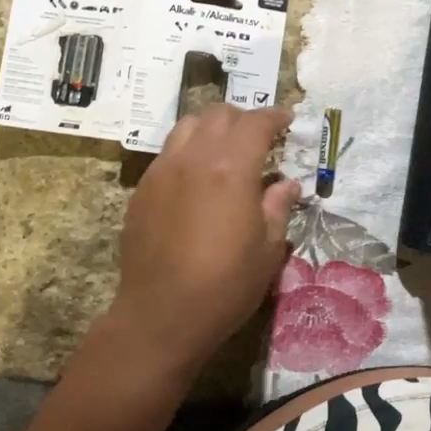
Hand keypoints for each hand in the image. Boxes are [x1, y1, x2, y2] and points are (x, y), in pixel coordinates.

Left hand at [106, 104, 300, 375]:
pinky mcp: (143, 190)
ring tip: (225, 151)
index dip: (275, 117)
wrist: (161, 314)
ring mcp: (163, 171)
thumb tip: (287, 184)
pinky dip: (187, 152)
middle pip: (218, 115)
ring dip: (211, 129)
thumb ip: (278, 207)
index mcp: (231, 169)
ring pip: (187, 127)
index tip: (287, 122)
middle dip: (243, 119)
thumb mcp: (267, 250)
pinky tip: (197, 179)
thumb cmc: (225, 285)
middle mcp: (194, 158)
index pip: (255, 123)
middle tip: (259, 139)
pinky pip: (168, 154)